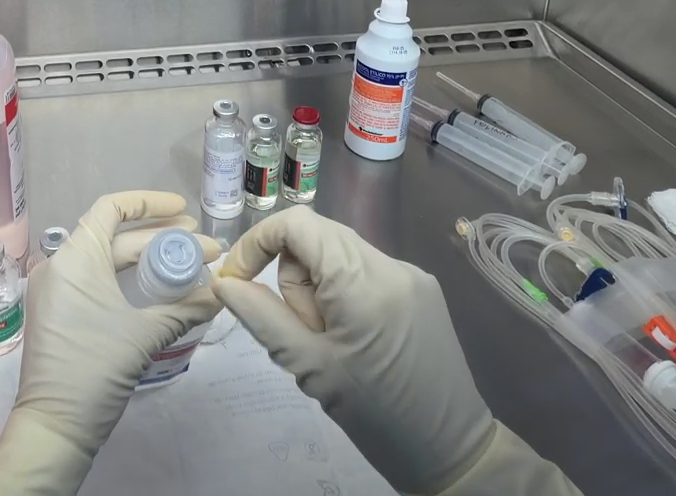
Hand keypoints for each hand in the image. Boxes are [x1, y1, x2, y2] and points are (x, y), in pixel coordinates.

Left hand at [0, 191, 221, 495]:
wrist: (53, 426)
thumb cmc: (95, 368)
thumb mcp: (144, 333)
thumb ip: (184, 308)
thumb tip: (221, 295)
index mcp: (76, 256)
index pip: (112, 208)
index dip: (150, 203)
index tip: (184, 211)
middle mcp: (62, 264)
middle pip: (118, 236)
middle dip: (162, 239)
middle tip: (204, 246)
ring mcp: (58, 289)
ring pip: (109, 260)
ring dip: (149, 261)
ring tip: (190, 263)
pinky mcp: (60, 311)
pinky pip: (97, 280)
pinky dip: (129, 280)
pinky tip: (161, 289)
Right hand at [212, 207, 493, 494]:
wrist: (452, 452)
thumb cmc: (375, 415)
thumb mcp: (309, 366)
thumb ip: (261, 316)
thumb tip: (223, 281)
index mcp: (360, 280)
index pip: (297, 223)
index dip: (258, 242)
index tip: (240, 280)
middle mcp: (389, 263)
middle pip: (316, 236)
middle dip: (294, 275)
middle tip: (303, 330)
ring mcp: (410, 272)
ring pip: (339, 252)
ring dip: (319, 285)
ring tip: (332, 340)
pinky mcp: (422, 287)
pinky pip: (365, 269)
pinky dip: (346, 290)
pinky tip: (357, 337)